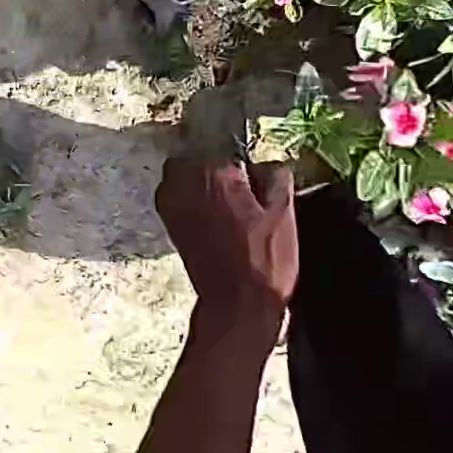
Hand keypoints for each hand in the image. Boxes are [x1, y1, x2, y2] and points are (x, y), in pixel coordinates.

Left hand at [154, 159, 298, 328]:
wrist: (236, 306)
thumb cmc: (264, 259)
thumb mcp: (284, 213)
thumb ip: (277, 177)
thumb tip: (268, 164)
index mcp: (214, 172)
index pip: (226, 146)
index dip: (242, 161)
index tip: (253, 177)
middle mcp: (184, 182)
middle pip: (197, 156)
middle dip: (214, 165)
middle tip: (238, 187)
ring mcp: (171, 203)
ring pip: (183, 175)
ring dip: (199, 181)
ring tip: (226, 203)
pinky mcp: (168, 222)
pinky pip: (178, 196)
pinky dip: (192, 199)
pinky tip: (214, 217)